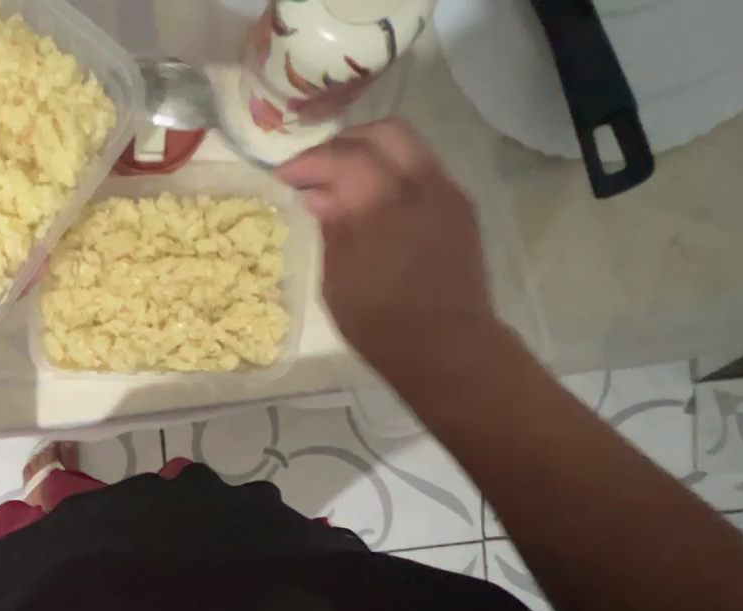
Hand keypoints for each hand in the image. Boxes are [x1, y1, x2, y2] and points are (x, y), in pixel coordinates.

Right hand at [275, 119, 499, 373]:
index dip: (308, 161)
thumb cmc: (377, 323)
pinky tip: (373, 203)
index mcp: (382, 208)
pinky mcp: (460, 207)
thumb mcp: (336, 280)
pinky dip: (392, 173)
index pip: (343, 158)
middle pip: (384, 134)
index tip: (282, 176)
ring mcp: (446, 193)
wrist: (444, 345)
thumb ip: (330, 227)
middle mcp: (420, 187)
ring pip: (409, 147)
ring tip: (341, 183)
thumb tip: (316, 195)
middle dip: (344, 143)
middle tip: (315, 168)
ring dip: (371, 154)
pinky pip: (423, 171)